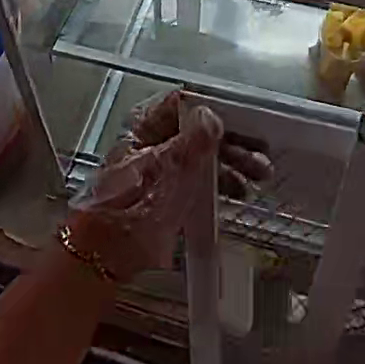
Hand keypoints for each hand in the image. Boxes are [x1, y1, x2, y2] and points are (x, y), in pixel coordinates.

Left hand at [62, 94, 271, 281]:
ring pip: (202, 154)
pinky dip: (220, 181)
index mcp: (146, 126)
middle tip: (261, 151)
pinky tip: (240, 192)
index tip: (247, 118)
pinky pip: (198, 177)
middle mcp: (154, 140)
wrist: (102, 260)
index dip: (217, 108)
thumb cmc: (130, 211)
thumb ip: (191, 143)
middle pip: (199, 129)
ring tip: (260, 176)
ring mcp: (160, 167)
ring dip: (232, 162)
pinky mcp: (166, 192)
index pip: (186, 103)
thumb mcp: (165, 174)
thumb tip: (212, 114)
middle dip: (232, 139)